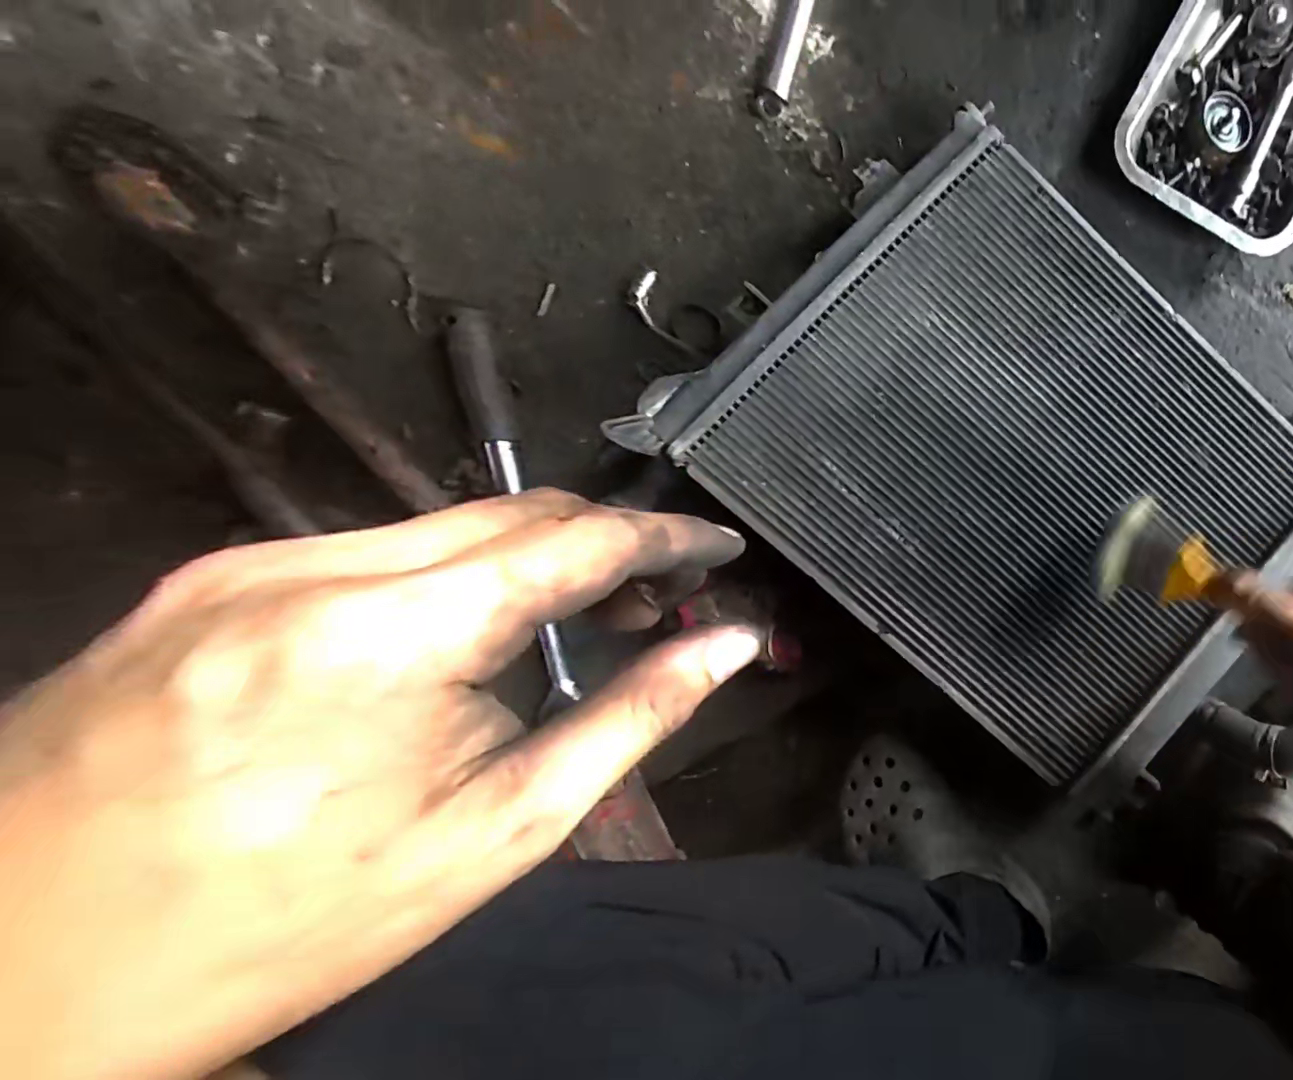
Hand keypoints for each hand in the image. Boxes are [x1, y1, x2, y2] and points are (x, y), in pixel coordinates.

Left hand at [0, 490, 758, 1079]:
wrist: (1, 996)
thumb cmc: (297, 922)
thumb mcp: (508, 825)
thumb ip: (638, 713)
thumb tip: (731, 644)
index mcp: (388, 637)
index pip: (576, 542)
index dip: (668, 535)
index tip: (722, 545)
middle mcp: (312, 570)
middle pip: (521, 513)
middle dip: (616, 542)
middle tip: (670, 596)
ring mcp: (249, 566)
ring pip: (459, 522)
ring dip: (550, 554)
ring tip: (595, 613)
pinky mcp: (215, 580)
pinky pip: (394, 546)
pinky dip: (477, 567)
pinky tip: (490, 624)